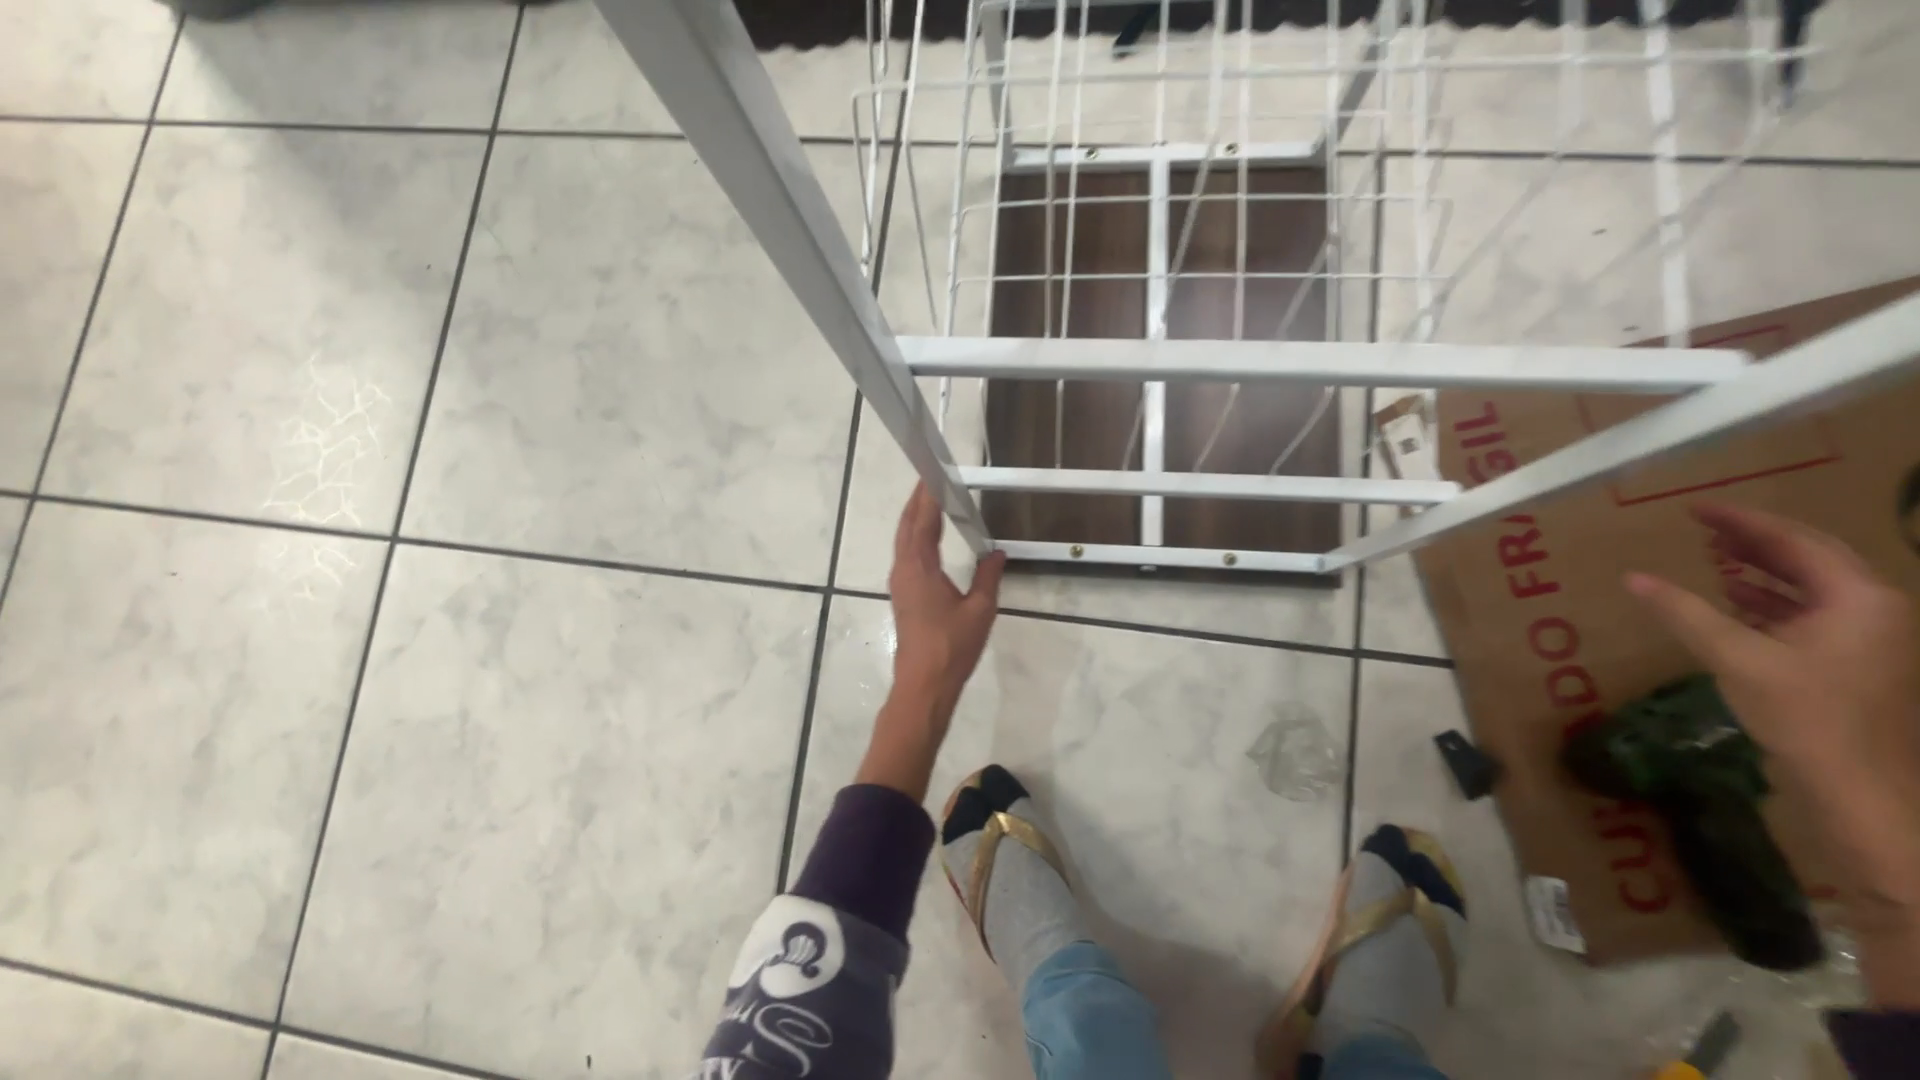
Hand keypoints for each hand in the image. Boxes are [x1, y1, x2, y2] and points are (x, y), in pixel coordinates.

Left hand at [854, 483, 1005, 801]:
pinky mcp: (903, 595)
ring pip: (904, 539)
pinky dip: (917, 536)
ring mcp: (900, 582)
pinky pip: (907, 554)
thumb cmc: (952, 646)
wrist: (924, 684)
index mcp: (919, 567)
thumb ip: (988, 576)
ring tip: (932, 499)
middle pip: (907, 525)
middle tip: (932, 477)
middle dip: (918, 500)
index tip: (936, 472)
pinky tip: (930, 537)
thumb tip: (997, 553)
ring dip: (915, 517)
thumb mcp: (980, 609)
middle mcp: (904, 569)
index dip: (929, 494)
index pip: (923, 520)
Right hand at [1626, 503, 1919, 993]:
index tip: (1696, 507)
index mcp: (1859, 597)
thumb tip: (1634, 577)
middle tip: (1702, 526)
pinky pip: (1813, 611)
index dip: (1741, 521)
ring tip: (1714, 556)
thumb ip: (1685, 613)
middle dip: (1754, 540)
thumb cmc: (1805, 716)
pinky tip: (1738, 602)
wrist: (1860, 787)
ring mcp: (1872, 636)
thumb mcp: (1736, 659)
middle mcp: (1876, 607)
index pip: (1795, 541)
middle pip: (1810, 557)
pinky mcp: (1858, 661)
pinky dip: (1773, 599)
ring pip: (1813, 584)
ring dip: (1763, 569)